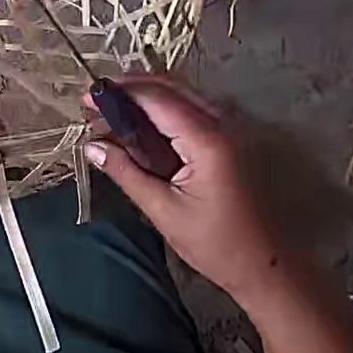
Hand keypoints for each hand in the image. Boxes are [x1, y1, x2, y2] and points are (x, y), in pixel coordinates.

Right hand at [83, 76, 290, 306]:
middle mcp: (221, 124)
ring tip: (111, 109)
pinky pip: (190, 110)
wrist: (263, 265)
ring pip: (181, 95)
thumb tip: (91, 146)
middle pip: (170, 87)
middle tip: (96, 100)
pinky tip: (139, 123)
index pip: (157, 99)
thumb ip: (125, 172)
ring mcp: (227, 130)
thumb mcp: (162, 210)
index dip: (120, 93)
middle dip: (131, 88)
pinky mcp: (226, 140)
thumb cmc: (214, 243)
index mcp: (207, 140)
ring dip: (145, 95)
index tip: (88, 97)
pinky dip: (161, 109)